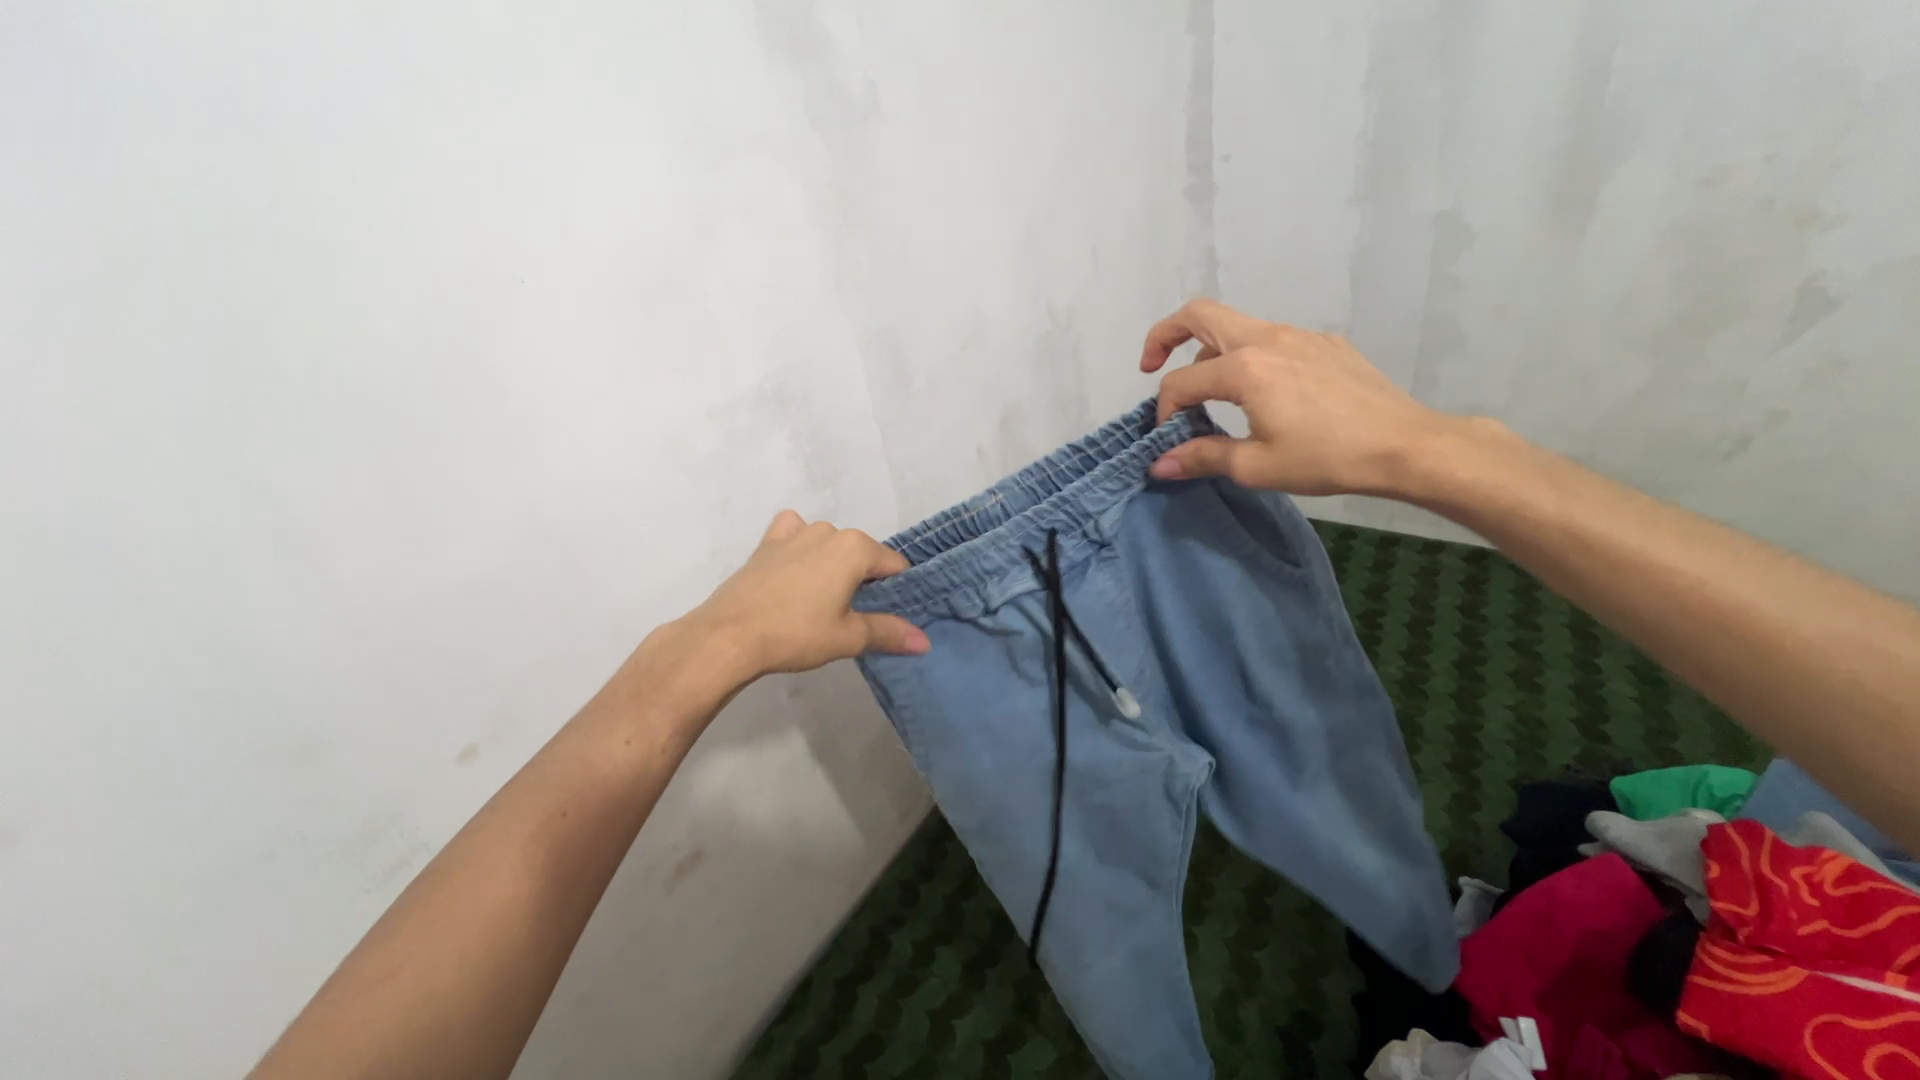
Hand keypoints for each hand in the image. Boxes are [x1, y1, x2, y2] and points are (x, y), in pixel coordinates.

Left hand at [678, 511, 929, 680]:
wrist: (728, 636)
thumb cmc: (796, 634)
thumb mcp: (848, 637)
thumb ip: (889, 632)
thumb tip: (925, 642)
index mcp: (854, 548)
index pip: (894, 566)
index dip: (898, 591)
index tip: (892, 615)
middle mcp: (828, 531)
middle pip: (862, 554)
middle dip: (864, 579)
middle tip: (855, 616)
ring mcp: (794, 533)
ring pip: (829, 545)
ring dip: (833, 566)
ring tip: (823, 602)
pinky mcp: (766, 543)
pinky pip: (794, 536)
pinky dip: (800, 547)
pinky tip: (795, 570)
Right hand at [1140, 299, 1457, 496]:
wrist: (1404, 445)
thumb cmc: (1326, 459)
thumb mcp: (1256, 466)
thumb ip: (1202, 457)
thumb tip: (1159, 464)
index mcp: (1245, 369)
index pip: (1181, 381)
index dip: (1165, 410)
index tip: (1167, 439)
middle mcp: (1267, 339)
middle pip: (1200, 314)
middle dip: (1165, 334)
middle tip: (1150, 365)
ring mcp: (1300, 336)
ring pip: (1237, 327)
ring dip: (1210, 351)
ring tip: (1211, 393)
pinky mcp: (1325, 344)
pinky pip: (1273, 341)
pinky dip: (1250, 358)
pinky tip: (1267, 396)